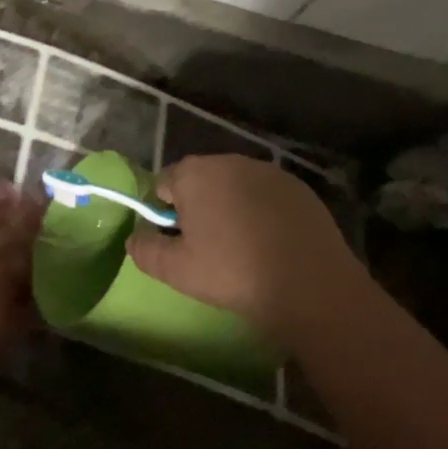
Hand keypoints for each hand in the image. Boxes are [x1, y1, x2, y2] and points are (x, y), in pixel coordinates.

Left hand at [0, 179, 42, 373]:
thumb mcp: (7, 333)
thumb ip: (28, 314)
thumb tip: (46, 303)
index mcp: (10, 274)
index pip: (32, 246)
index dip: (42, 229)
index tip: (53, 211)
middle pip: (10, 226)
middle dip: (24, 208)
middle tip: (34, 189)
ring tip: (8, 185)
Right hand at [125, 155, 362, 341]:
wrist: (313, 287)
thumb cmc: (234, 274)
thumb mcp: (177, 271)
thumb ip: (145, 251)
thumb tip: (134, 239)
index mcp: (194, 174)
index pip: (164, 184)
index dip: (166, 214)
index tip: (181, 243)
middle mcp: (229, 161)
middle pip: (201, 181)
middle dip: (200, 207)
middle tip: (211, 248)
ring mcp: (268, 172)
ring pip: (235, 187)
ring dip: (232, 208)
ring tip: (245, 248)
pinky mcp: (300, 188)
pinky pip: (267, 197)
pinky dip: (264, 213)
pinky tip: (274, 244)